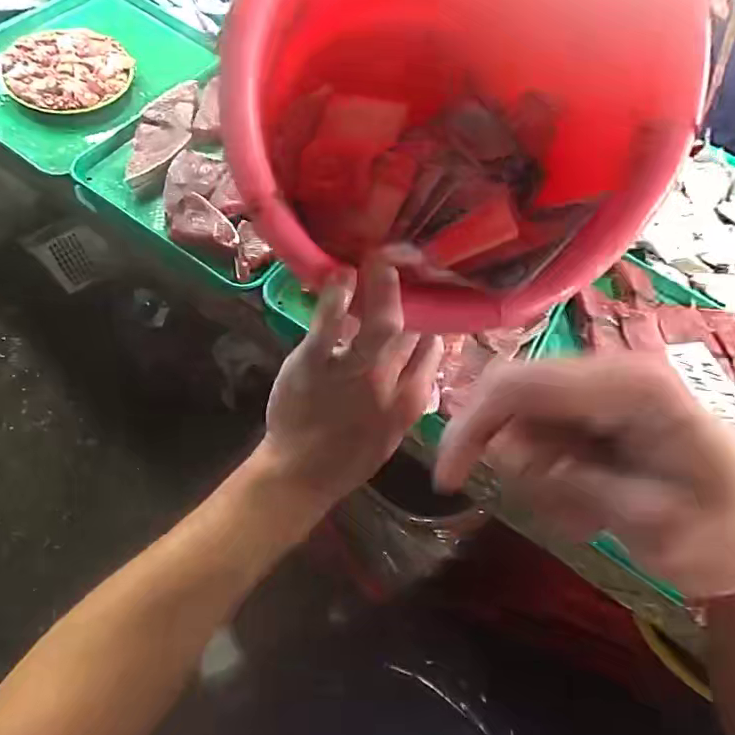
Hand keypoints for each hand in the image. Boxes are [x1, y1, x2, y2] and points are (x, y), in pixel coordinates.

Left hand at [261, 257, 444, 507]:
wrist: (301, 475)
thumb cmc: (345, 456)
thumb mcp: (391, 432)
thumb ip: (408, 393)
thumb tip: (420, 356)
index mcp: (409, 400)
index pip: (433, 351)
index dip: (431, 324)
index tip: (424, 307)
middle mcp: (388, 382)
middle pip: (411, 330)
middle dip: (412, 295)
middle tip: (405, 267)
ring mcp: (352, 371)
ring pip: (381, 323)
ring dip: (383, 287)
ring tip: (379, 260)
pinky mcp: (315, 364)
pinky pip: (331, 324)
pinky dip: (338, 296)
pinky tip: (342, 275)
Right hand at [435, 357, 734, 599]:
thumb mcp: (658, 526)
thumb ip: (577, 483)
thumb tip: (505, 451)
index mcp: (628, 384)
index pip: (516, 385)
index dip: (469, 427)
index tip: (446, 482)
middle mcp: (610, 372)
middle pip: (514, 398)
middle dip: (516, 461)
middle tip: (561, 516)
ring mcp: (606, 390)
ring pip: (525, 423)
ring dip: (541, 477)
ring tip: (596, 518)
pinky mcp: (603, 410)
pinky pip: (547, 437)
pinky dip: (555, 478)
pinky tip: (600, 505)